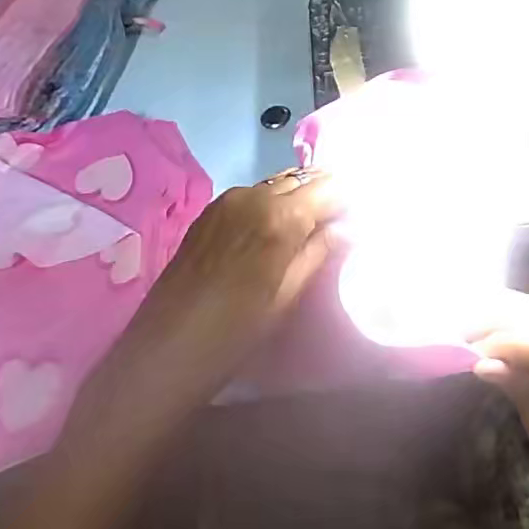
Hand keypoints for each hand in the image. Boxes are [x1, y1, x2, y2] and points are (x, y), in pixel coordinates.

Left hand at [109, 169, 341, 406]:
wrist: (166, 349)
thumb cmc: (235, 331)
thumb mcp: (287, 295)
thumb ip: (318, 252)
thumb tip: (348, 227)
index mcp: (280, 216)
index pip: (328, 187)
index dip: (348, 197)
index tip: (362, 212)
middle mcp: (253, 196)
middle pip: (300, 179)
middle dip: (323, 194)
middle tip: (341, 218)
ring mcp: (226, 202)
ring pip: (275, 185)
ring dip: (296, 197)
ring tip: (312, 225)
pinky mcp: (207, 213)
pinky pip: (251, 196)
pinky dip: (270, 204)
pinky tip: (275, 230)